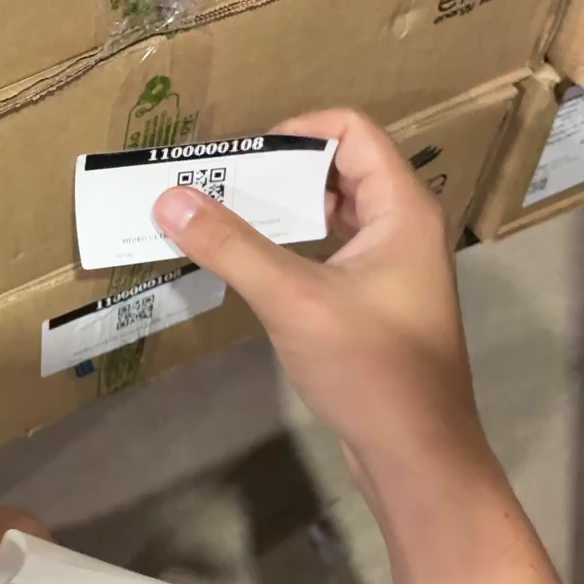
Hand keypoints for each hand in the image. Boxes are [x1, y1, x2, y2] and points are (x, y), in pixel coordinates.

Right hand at [152, 109, 497, 487]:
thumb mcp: (294, 299)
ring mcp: (383, 265)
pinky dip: (279, 246)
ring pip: (324, 213)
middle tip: (211, 187)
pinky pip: (318, 250)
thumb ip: (231, 246)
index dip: (293, 132)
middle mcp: (397, 227)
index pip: (351, 132)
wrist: (413, 451)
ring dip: (271, 211)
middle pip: (333, 169)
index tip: (236, 159)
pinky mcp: (365, 298)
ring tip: (215, 219)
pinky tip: (241, 263)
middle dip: (270, 173)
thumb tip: (171, 199)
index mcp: (400, 209)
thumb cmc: (369, 367)